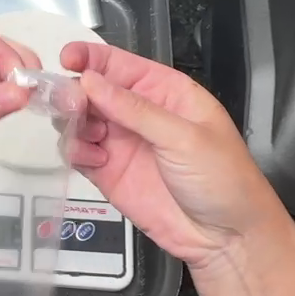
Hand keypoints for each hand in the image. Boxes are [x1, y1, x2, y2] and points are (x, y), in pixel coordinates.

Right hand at [61, 43, 287, 272]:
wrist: (227, 238)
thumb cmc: (224, 179)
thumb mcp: (184, 138)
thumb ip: (135, 110)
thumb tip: (91, 81)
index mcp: (164, 91)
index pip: (119, 64)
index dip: (91, 57)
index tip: (67, 58)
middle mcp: (139, 113)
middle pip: (92, 90)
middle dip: (75, 93)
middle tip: (70, 105)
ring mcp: (122, 142)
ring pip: (80, 120)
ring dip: (74, 123)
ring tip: (89, 137)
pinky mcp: (109, 172)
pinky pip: (79, 152)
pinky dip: (75, 151)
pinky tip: (92, 159)